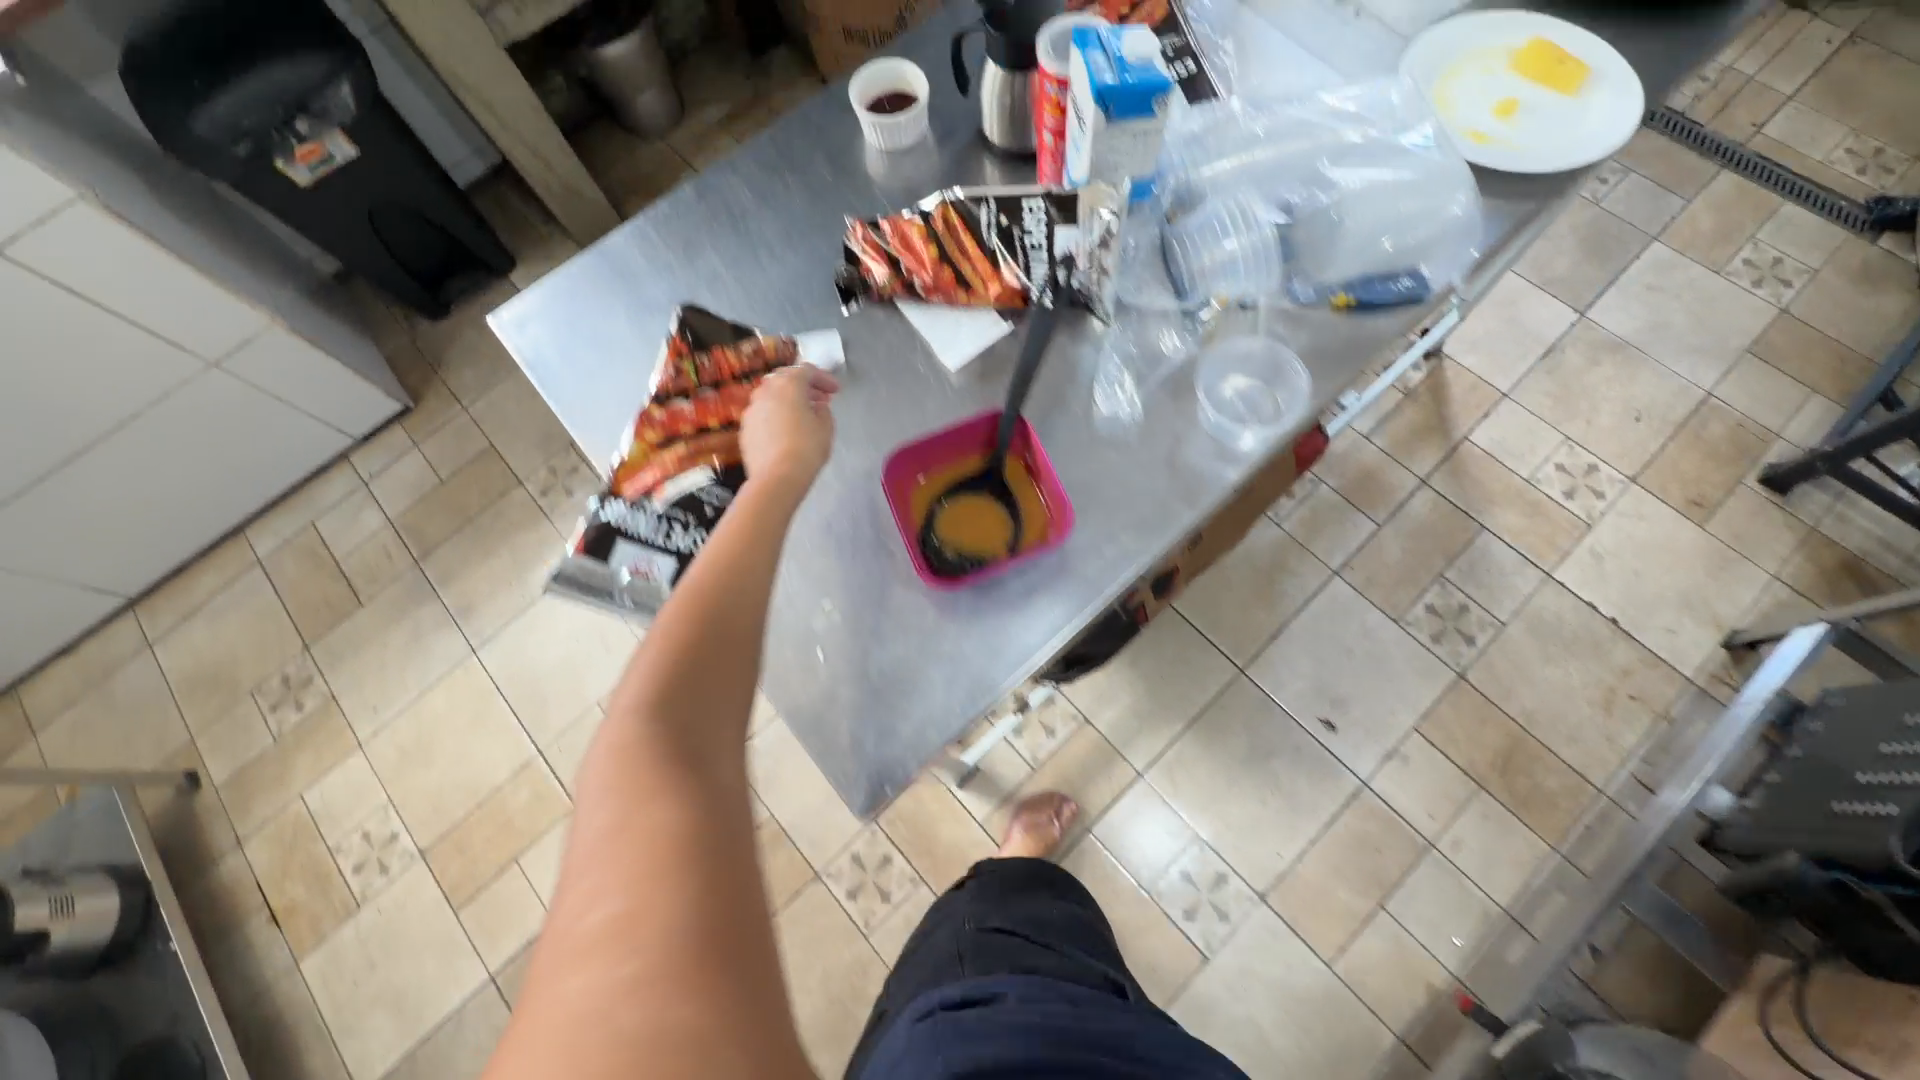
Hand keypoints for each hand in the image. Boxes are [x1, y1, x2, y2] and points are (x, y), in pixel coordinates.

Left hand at [740, 364, 838, 494]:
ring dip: (788, 400)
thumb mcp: (826, 427)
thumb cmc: (807, 449)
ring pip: (771, 396)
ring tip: (803, 415)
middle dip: (804, 387)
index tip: (835, 391)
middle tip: (820, 399)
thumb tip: (816, 407)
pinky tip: (786, 431)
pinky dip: (776, 415)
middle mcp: (765, 391)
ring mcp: (751, 409)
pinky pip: (763, 414)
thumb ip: (823, 411)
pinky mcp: (745, 428)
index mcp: (788, 385)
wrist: (776, 478)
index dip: (824, 378)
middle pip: (785, 379)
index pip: (807, 371)